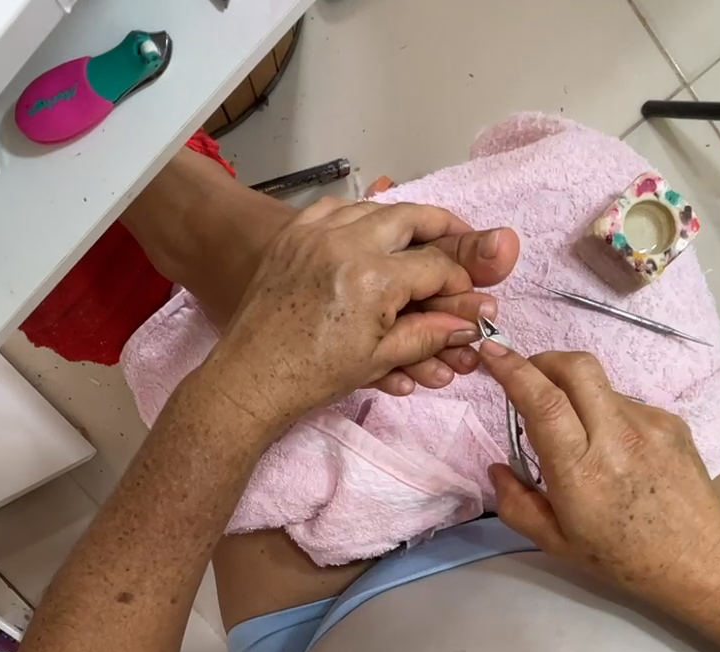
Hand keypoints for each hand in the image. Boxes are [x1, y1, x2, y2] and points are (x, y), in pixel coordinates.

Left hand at [201, 198, 518, 430]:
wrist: (253, 378)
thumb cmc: (311, 376)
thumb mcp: (378, 359)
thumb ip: (427, 335)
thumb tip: (467, 323)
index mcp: (372, 278)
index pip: (435, 265)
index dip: (458, 281)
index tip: (466, 294)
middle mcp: (345, 243)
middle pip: (411, 216)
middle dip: (442, 227)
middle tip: (459, 238)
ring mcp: (315, 234)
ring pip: (374, 205)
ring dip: (402, 218)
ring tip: (420, 234)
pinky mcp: (293, 236)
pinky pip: (335, 208)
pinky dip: (359, 215)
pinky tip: (370, 231)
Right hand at [481, 343, 719, 607]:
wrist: (700, 558)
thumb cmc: (621, 557)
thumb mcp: (554, 542)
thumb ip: (516, 504)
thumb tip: (497, 468)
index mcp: (580, 470)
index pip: (544, 400)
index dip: (514, 368)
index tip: (491, 351)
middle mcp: (615, 437)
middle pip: (577, 367)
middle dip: (543, 359)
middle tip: (526, 375)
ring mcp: (648, 424)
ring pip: (600, 385)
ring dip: (573, 392)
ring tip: (571, 431)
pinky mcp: (670, 422)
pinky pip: (624, 402)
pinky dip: (602, 412)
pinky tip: (609, 448)